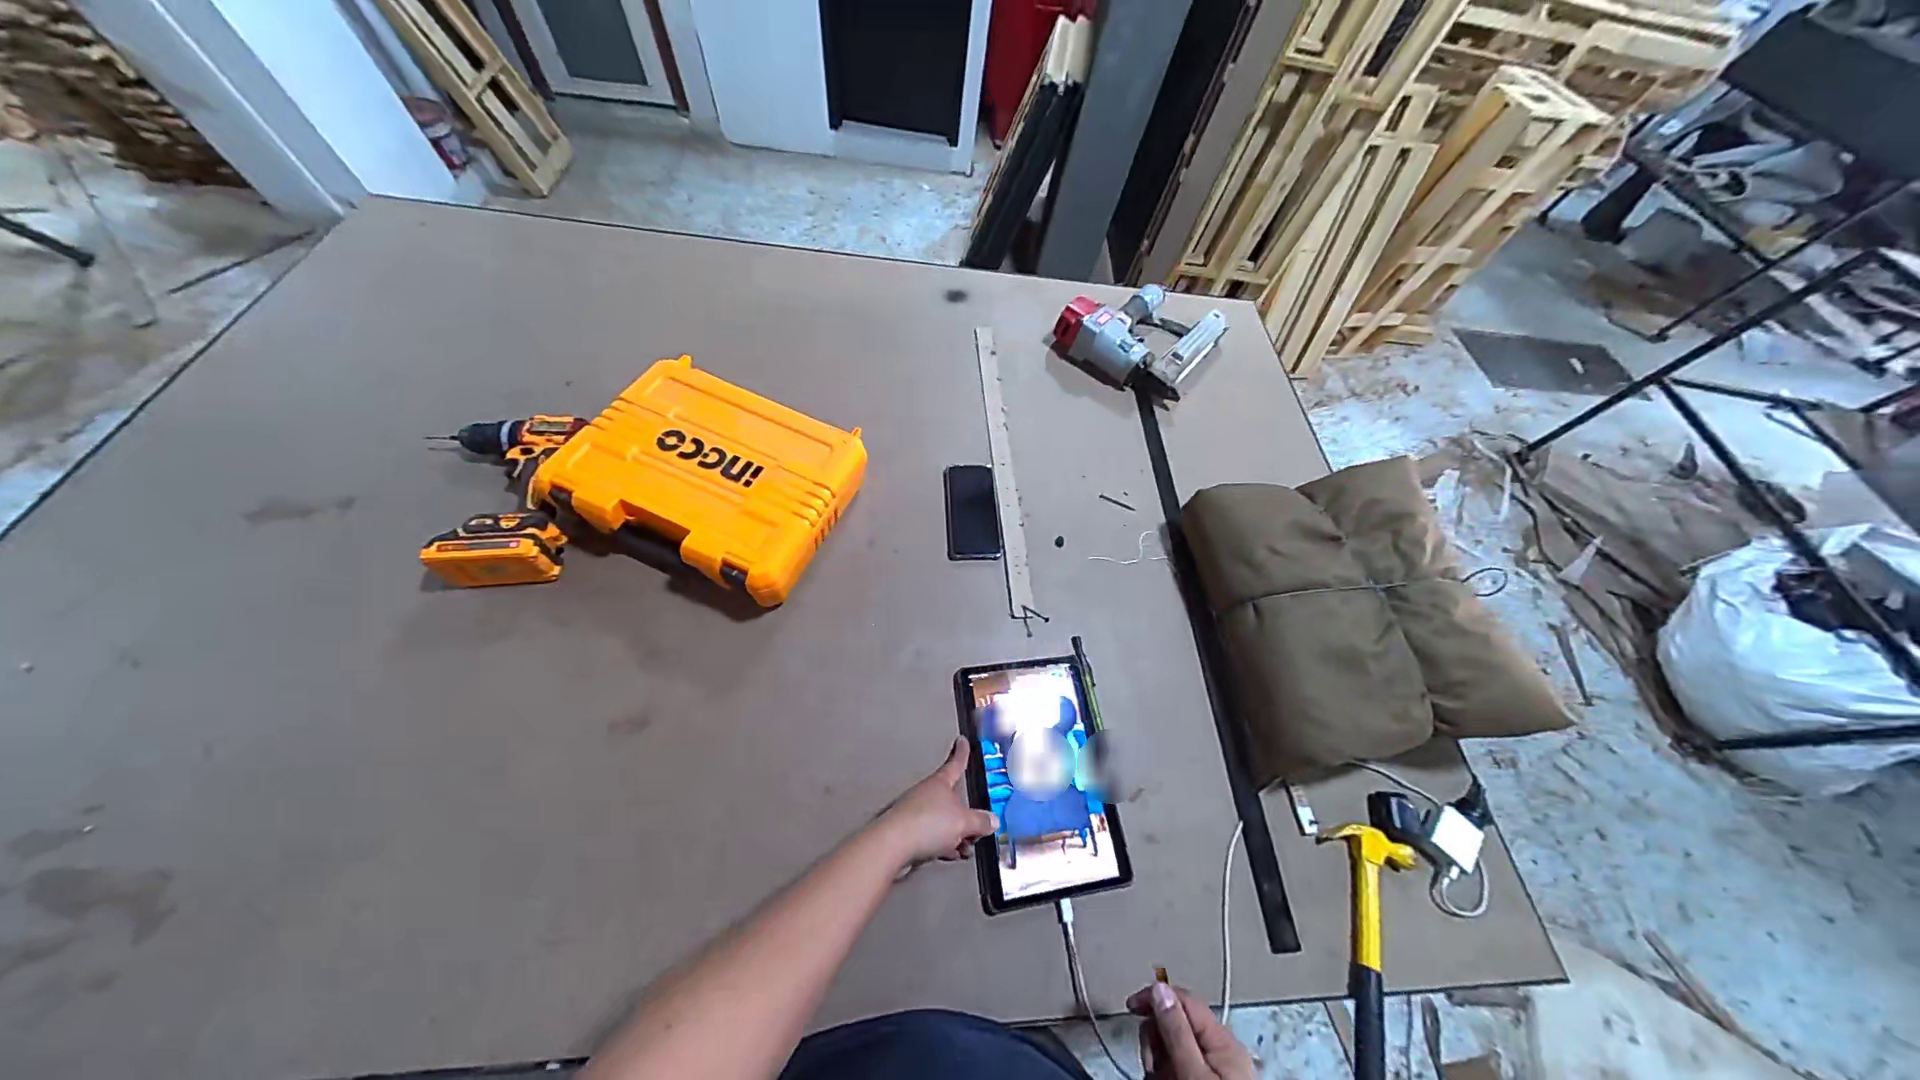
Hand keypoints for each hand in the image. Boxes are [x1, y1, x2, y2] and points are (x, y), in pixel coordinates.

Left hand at [875, 736, 998, 866]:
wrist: (893, 845)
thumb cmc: (927, 823)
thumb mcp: (964, 822)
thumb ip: (980, 821)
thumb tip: (992, 820)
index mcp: (940, 783)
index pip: (956, 764)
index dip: (962, 753)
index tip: (962, 740)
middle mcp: (927, 793)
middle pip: (953, 800)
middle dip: (967, 817)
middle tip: (976, 830)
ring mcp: (916, 811)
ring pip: (943, 820)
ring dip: (956, 834)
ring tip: (964, 849)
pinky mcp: (908, 830)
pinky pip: (932, 834)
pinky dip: (943, 843)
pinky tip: (949, 854)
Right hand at [1126, 983, 1254, 1079]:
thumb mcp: (1193, 1075)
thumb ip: (1176, 1031)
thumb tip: (1160, 990)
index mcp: (1222, 1042)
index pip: (1184, 999)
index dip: (1155, 997)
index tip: (1132, 1007)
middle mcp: (1220, 1052)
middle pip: (1176, 1023)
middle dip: (1156, 1040)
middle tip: (1153, 1066)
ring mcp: (1214, 1072)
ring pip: (1173, 1048)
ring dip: (1158, 1062)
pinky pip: (1177, 1068)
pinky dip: (1165, 1075)